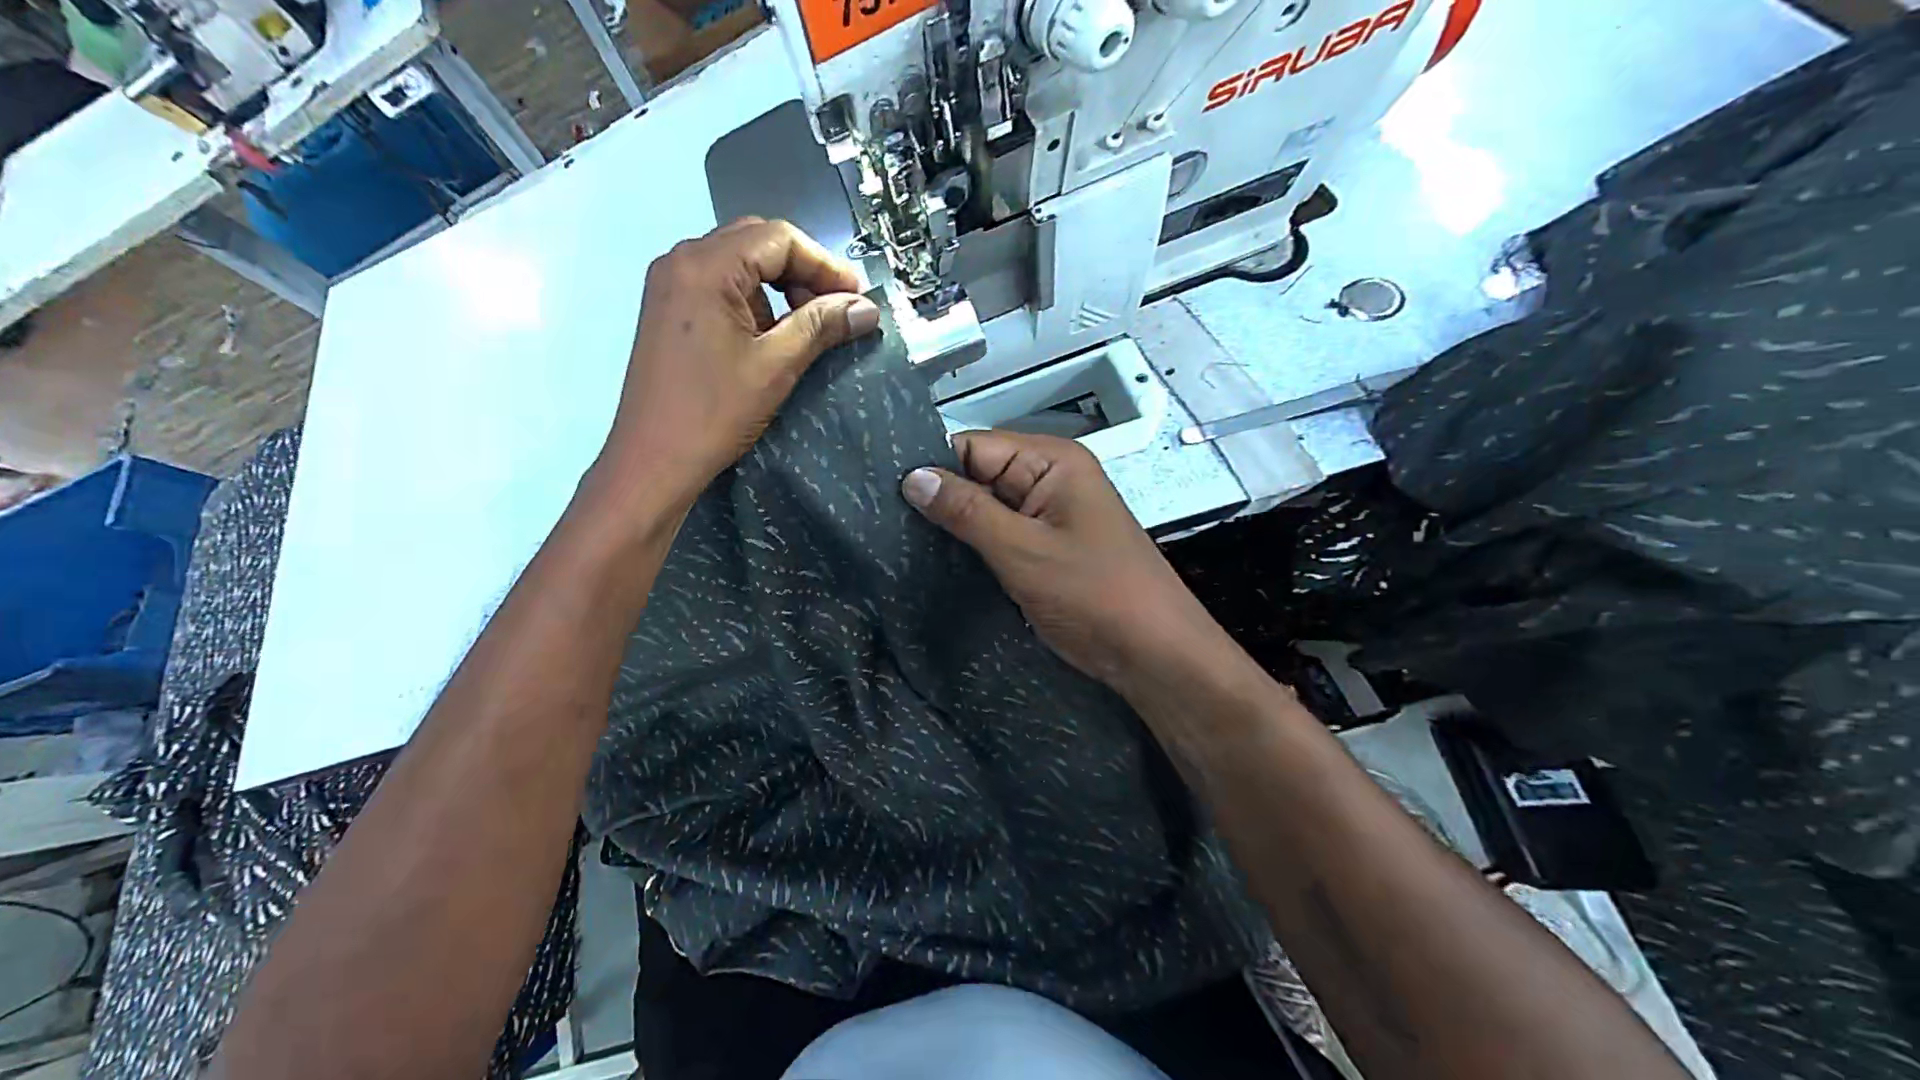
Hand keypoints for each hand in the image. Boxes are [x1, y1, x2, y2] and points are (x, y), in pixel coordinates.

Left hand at [599, 217, 880, 505]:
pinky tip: (773, 334)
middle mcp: (682, 261)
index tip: (856, 298)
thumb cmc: (714, 412)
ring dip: (780, 286)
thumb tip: (866, 308)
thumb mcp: (776, 366)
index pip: (779, 238)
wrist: (653, 459)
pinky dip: (754, 300)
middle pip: (758, 243)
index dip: (825, 264)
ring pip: (740, 263)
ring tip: (808, 325)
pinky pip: (721, 286)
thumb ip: (821, 326)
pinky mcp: (668, 309)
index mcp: (705, 266)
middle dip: (804, 271)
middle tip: (837, 309)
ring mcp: (670, 284)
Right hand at [901, 430, 1231, 692]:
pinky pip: (997, 537)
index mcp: (1052, 461)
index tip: (883, 490)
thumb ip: (966, 511)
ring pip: (984, 509)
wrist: (1153, 655)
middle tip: (880, 522)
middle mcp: (1048, 479)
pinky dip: (971, 548)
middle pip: (977, 475)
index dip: (932, 465)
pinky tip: (933, 563)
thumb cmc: (1095, 594)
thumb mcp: (1023, 550)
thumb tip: (911, 477)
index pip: (973, 445)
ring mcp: (1046, 517)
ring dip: (952, 527)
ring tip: (897, 543)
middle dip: (938, 498)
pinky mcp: (1043, 551)